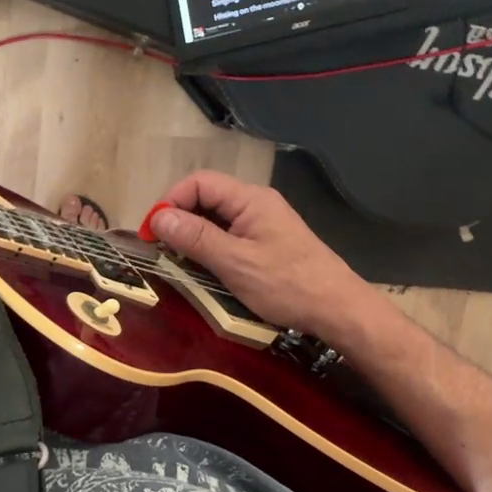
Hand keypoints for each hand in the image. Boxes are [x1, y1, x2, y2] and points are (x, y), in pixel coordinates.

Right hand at [148, 172, 385, 342]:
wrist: (337, 310)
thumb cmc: (287, 284)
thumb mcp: (235, 262)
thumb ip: (196, 237)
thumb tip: (158, 217)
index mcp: (250, 199)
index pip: (199, 182)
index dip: (171, 202)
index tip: (154, 233)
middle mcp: (256, 204)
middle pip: (206, 198)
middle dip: (179, 219)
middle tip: (162, 250)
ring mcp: (262, 224)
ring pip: (215, 218)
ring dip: (193, 237)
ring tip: (179, 262)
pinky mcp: (265, 243)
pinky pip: (228, 236)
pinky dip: (209, 248)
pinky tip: (204, 269)